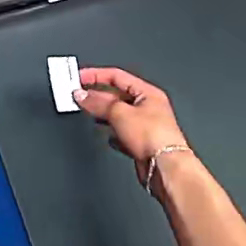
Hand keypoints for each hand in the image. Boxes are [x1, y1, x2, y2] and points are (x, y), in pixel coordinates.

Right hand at [75, 67, 189, 185]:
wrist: (166, 170)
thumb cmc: (155, 138)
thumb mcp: (120, 112)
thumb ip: (98, 102)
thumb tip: (82, 94)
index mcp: (148, 93)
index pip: (117, 76)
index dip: (96, 75)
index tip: (80, 78)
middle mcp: (148, 108)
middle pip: (116, 95)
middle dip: (97, 95)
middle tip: (79, 96)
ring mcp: (145, 127)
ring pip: (118, 115)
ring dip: (102, 114)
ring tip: (87, 112)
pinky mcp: (141, 145)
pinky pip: (122, 134)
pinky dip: (112, 133)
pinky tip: (107, 136)